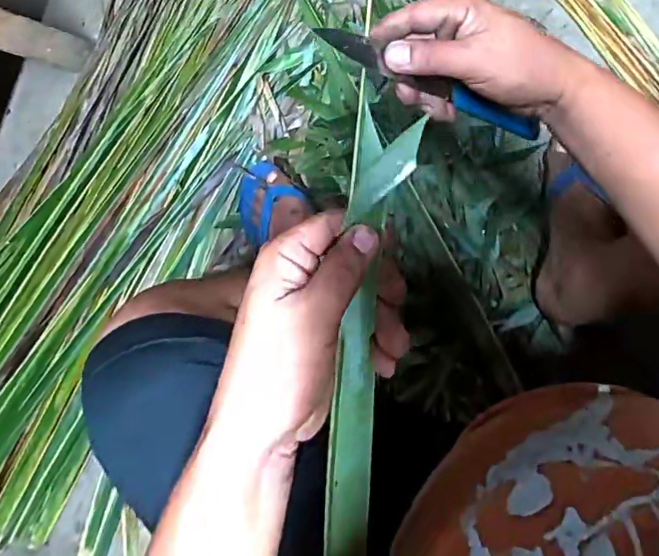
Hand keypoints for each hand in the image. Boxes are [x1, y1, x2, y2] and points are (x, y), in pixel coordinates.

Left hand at [208, 211, 408, 458]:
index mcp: (287, 256)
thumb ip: (343, 267)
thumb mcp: (315, 312)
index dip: (365, 233)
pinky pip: (358, 318)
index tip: (395, 253)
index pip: (333, 223)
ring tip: (394, 350)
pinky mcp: (324, 329)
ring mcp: (313, 302)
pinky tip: (383, 362)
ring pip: (362, 289)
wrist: (261, 436)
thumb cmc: (281, 367)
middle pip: (354, 256)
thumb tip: (369, 229)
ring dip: (384, 316)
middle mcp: (299, 271)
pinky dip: (375, 336)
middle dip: (380, 283)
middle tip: (397, 306)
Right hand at [370, 0, 594, 121]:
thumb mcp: (471, 60)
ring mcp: (459, 52)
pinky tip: (449, 113)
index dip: (388, 32)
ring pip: (423, 71)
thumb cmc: (518, 65)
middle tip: (409, 96)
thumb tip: (389, 54)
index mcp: (458, 11)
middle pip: (413, 48)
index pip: (412, 16)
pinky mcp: (464, 74)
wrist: (556, 93)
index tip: (367, 52)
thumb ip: (428, 57)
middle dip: (410, 74)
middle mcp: (455, 27)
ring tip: (437, 109)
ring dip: (424, 93)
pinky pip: (438, 85)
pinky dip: (438, 101)